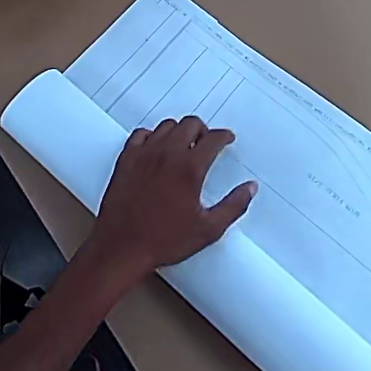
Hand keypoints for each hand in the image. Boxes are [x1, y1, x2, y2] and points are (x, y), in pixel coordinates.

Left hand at [83, 116, 257, 283]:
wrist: (122, 246)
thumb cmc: (160, 240)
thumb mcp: (208, 229)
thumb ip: (233, 206)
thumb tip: (248, 189)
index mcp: (189, 168)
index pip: (212, 139)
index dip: (224, 136)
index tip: (226, 138)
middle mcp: (167, 155)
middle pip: (189, 124)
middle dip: (203, 129)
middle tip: (206, 140)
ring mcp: (144, 154)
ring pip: (166, 125)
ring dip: (179, 130)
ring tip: (184, 142)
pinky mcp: (126, 159)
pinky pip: (141, 133)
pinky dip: (152, 135)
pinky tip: (155, 145)